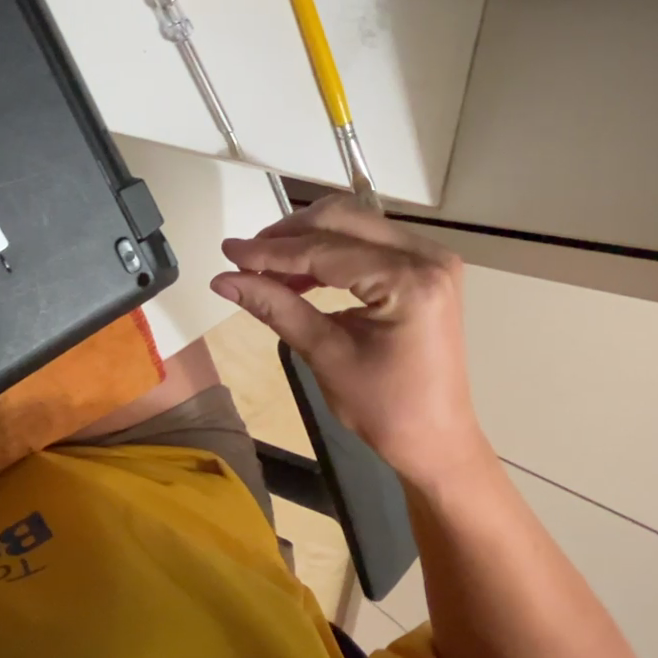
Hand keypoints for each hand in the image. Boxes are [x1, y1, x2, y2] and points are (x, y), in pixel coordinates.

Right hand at [211, 195, 485, 485]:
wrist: (435, 438)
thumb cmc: (384, 407)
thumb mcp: (325, 354)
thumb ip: (275, 307)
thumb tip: (222, 280)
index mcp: (410, 280)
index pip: (326, 250)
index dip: (272, 251)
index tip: (227, 251)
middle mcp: (426, 256)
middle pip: (342, 219)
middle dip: (288, 234)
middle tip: (246, 258)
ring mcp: (429, 258)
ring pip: (353, 224)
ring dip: (306, 240)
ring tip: (265, 269)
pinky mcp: (423, 267)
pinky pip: (367, 242)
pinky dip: (329, 252)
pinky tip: (297, 276)